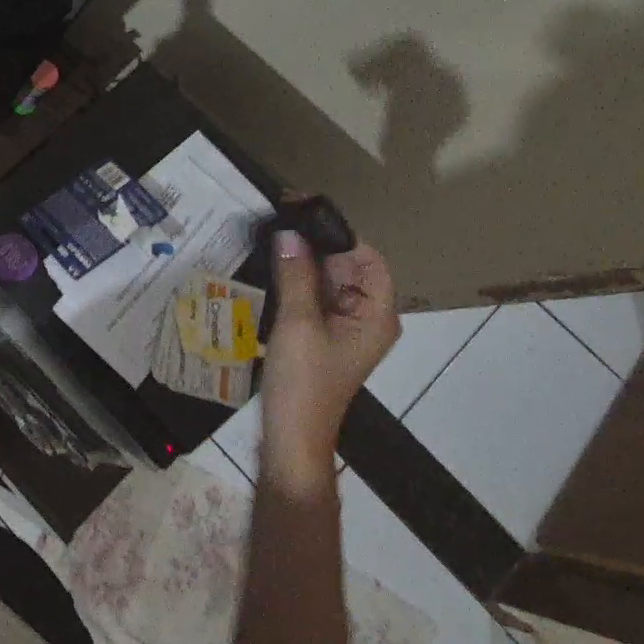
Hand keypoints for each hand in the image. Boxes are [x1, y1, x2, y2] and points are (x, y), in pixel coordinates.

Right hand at [259, 232, 398, 491]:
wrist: (292, 433)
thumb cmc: (304, 381)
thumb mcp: (298, 324)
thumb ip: (296, 277)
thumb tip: (289, 234)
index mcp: (375, 315)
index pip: (367, 259)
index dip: (339, 234)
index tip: (302, 210)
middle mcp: (365, 317)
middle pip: (346, 267)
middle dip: (315, 243)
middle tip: (277, 215)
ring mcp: (341, 327)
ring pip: (325, 281)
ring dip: (300, 260)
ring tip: (268, 235)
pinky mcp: (319, 335)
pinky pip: (311, 297)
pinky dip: (293, 280)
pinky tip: (268, 266)